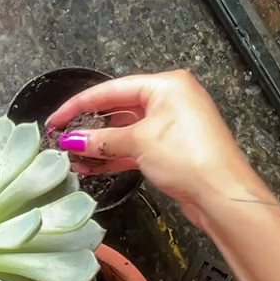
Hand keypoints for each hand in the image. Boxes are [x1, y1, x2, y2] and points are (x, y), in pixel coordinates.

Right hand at [45, 70, 260, 228]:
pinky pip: (136, 147)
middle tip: (62, 138)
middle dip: (90, 126)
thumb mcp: (138, 143)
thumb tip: (72, 141)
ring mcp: (172, 125)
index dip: (80, 104)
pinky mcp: (172, 149)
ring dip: (100, 145)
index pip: (112, 89)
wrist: (222, 195)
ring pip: (126, 131)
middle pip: (119, 109)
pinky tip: (92, 166)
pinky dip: (115, 155)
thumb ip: (101, 140)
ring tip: (72, 157)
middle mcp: (170, 100)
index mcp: (166, 85)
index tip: (57, 118)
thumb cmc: (188, 157)